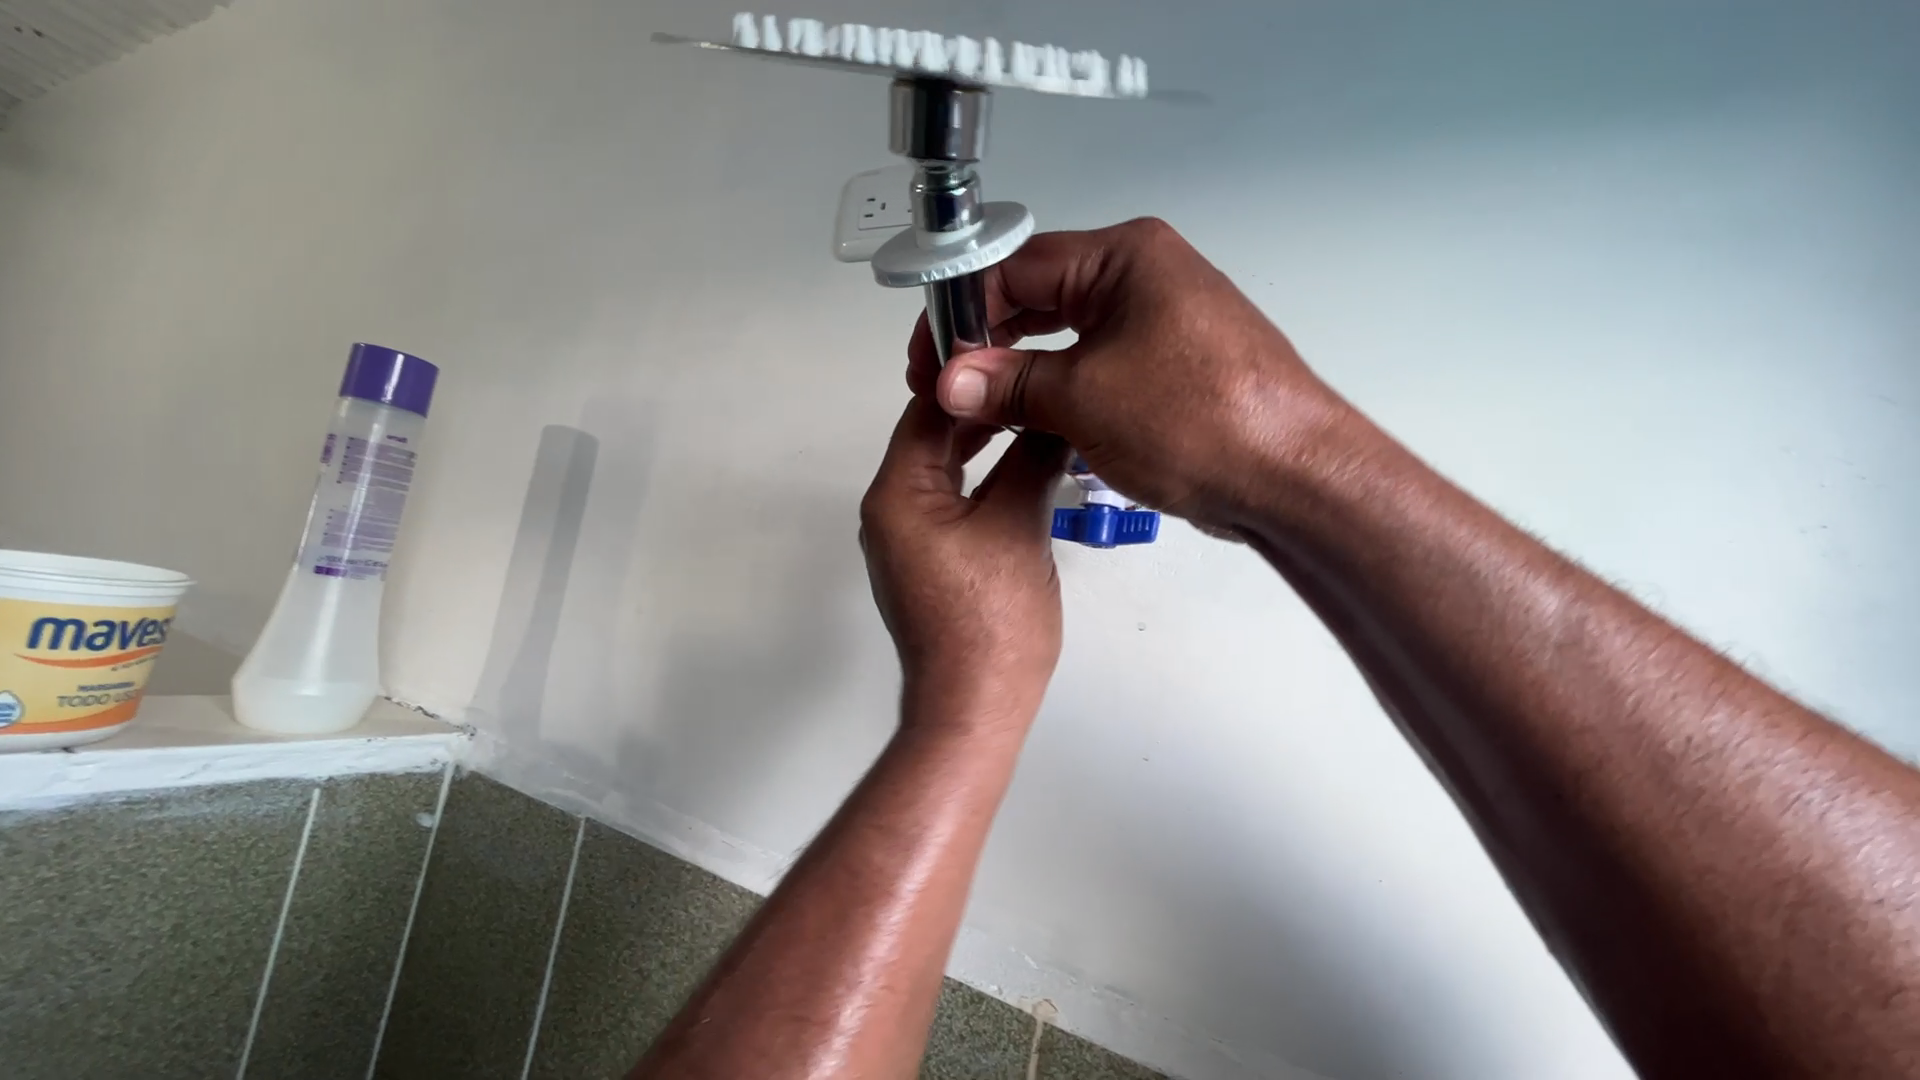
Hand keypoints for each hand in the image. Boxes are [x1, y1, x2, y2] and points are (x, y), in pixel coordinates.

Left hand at [859, 396, 1068, 728]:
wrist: (975, 704)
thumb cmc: (993, 616)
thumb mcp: (1018, 525)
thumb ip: (1034, 458)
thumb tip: (1057, 416)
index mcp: (897, 494)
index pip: (929, 411)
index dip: (970, 378)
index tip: (1015, 351)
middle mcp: (889, 511)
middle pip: (934, 440)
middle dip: (984, 412)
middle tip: (1036, 382)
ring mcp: (905, 541)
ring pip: (945, 473)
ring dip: (985, 447)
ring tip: (1037, 418)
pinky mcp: (927, 564)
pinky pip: (952, 505)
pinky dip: (982, 483)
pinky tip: (1022, 470)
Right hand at [908, 218, 1354, 534]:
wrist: (1291, 479)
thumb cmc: (1199, 421)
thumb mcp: (1084, 397)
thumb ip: (1008, 383)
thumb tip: (951, 381)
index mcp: (1125, 258)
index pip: (1016, 266)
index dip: (964, 311)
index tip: (930, 356)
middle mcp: (1143, 279)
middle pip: (1038, 298)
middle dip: (987, 343)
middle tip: (945, 385)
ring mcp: (1159, 324)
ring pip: (1064, 338)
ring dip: (1018, 371)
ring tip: (977, 407)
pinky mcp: (1167, 368)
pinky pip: (1093, 367)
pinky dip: (1055, 390)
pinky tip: (1026, 418)